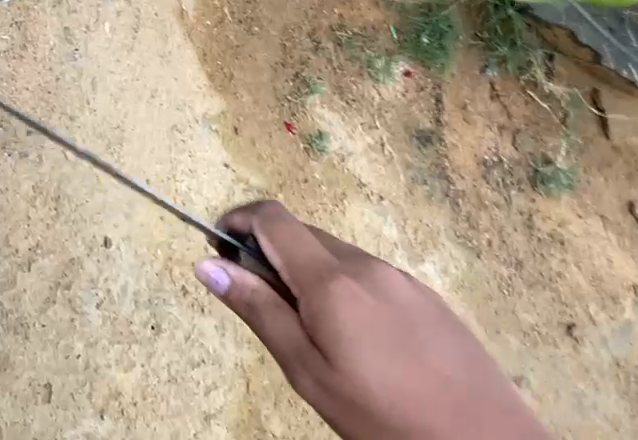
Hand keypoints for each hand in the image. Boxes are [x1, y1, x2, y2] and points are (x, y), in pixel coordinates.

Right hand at [195, 201, 549, 439]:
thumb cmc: (387, 420)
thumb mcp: (309, 373)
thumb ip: (258, 311)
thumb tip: (206, 263)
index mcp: (332, 280)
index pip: (271, 217)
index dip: (237, 221)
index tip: (219, 250)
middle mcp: (367, 266)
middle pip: (302, 232)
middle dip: (268, 251)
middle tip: (261, 302)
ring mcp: (404, 281)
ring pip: (335, 254)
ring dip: (305, 270)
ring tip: (310, 330)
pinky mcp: (431, 301)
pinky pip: (369, 276)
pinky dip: (343, 287)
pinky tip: (358, 341)